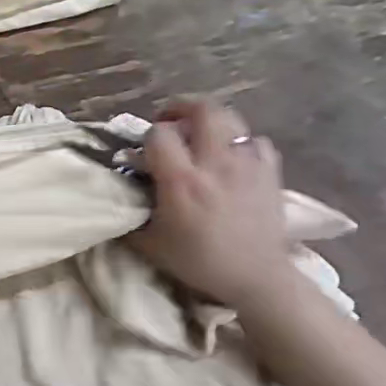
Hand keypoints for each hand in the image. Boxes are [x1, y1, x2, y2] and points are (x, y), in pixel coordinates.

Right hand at [128, 101, 298, 314]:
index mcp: (182, 180)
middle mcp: (214, 163)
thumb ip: (130, 216)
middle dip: (181, 108)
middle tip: (170, 121)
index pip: (159, 134)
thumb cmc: (199, 262)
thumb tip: (116, 197)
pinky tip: (232, 157)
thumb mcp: (151, 245)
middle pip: (201, 108)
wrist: (255, 278)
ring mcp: (246, 163)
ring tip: (200, 136)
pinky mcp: (269, 171)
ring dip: (210, 121)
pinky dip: (240, 142)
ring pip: (230, 118)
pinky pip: (255, 140)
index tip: (145, 152)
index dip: (147, 137)